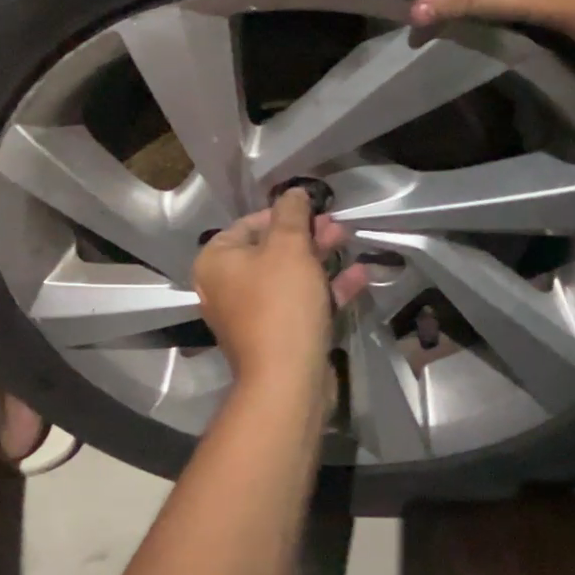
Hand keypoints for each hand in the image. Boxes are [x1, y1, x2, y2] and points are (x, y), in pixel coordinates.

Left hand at [192, 190, 367, 389]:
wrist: (288, 382)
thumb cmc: (281, 303)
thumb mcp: (288, 247)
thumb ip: (291, 214)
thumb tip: (293, 192)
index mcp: (216, 262)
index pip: (247, 224)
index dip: (281, 214)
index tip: (312, 208)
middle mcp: (226, 287)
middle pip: (269, 250)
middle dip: (306, 235)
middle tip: (335, 225)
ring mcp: (250, 315)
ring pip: (288, 277)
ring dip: (319, 258)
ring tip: (348, 240)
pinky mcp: (276, 337)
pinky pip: (300, 304)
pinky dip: (325, 289)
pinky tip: (359, 276)